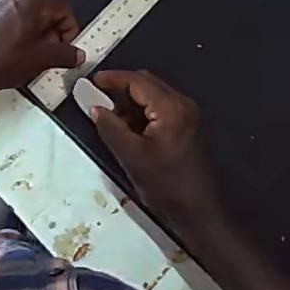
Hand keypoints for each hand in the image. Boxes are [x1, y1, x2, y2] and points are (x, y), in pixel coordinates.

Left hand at [0, 0, 82, 99]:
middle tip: (53, 54)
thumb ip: (66, 54)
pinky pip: (12, 27)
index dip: (70, 28)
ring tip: (33, 61)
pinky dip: (19, 41)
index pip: (63, 7)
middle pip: (45, 13)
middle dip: (53, 35)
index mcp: (31, 3)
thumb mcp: (42, 59)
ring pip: (28, 21)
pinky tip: (16, 60)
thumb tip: (75, 54)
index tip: (69, 46)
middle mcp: (13, 1)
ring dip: (36, 39)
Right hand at [88, 71, 222, 234]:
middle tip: (98, 98)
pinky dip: (142, 109)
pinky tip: (129, 125)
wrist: (196, 210)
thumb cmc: (164, 183)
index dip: (113, 78)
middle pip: (147, 82)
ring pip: (153, 93)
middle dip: (121, 87)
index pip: (137, 81)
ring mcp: (187, 113)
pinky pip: (160, 106)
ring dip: (131, 99)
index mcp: (170, 108)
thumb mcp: (130, 155)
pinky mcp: (186, 125)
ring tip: (111, 115)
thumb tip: (95, 108)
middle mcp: (182, 104)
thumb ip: (110, 127)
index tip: (93, 81)